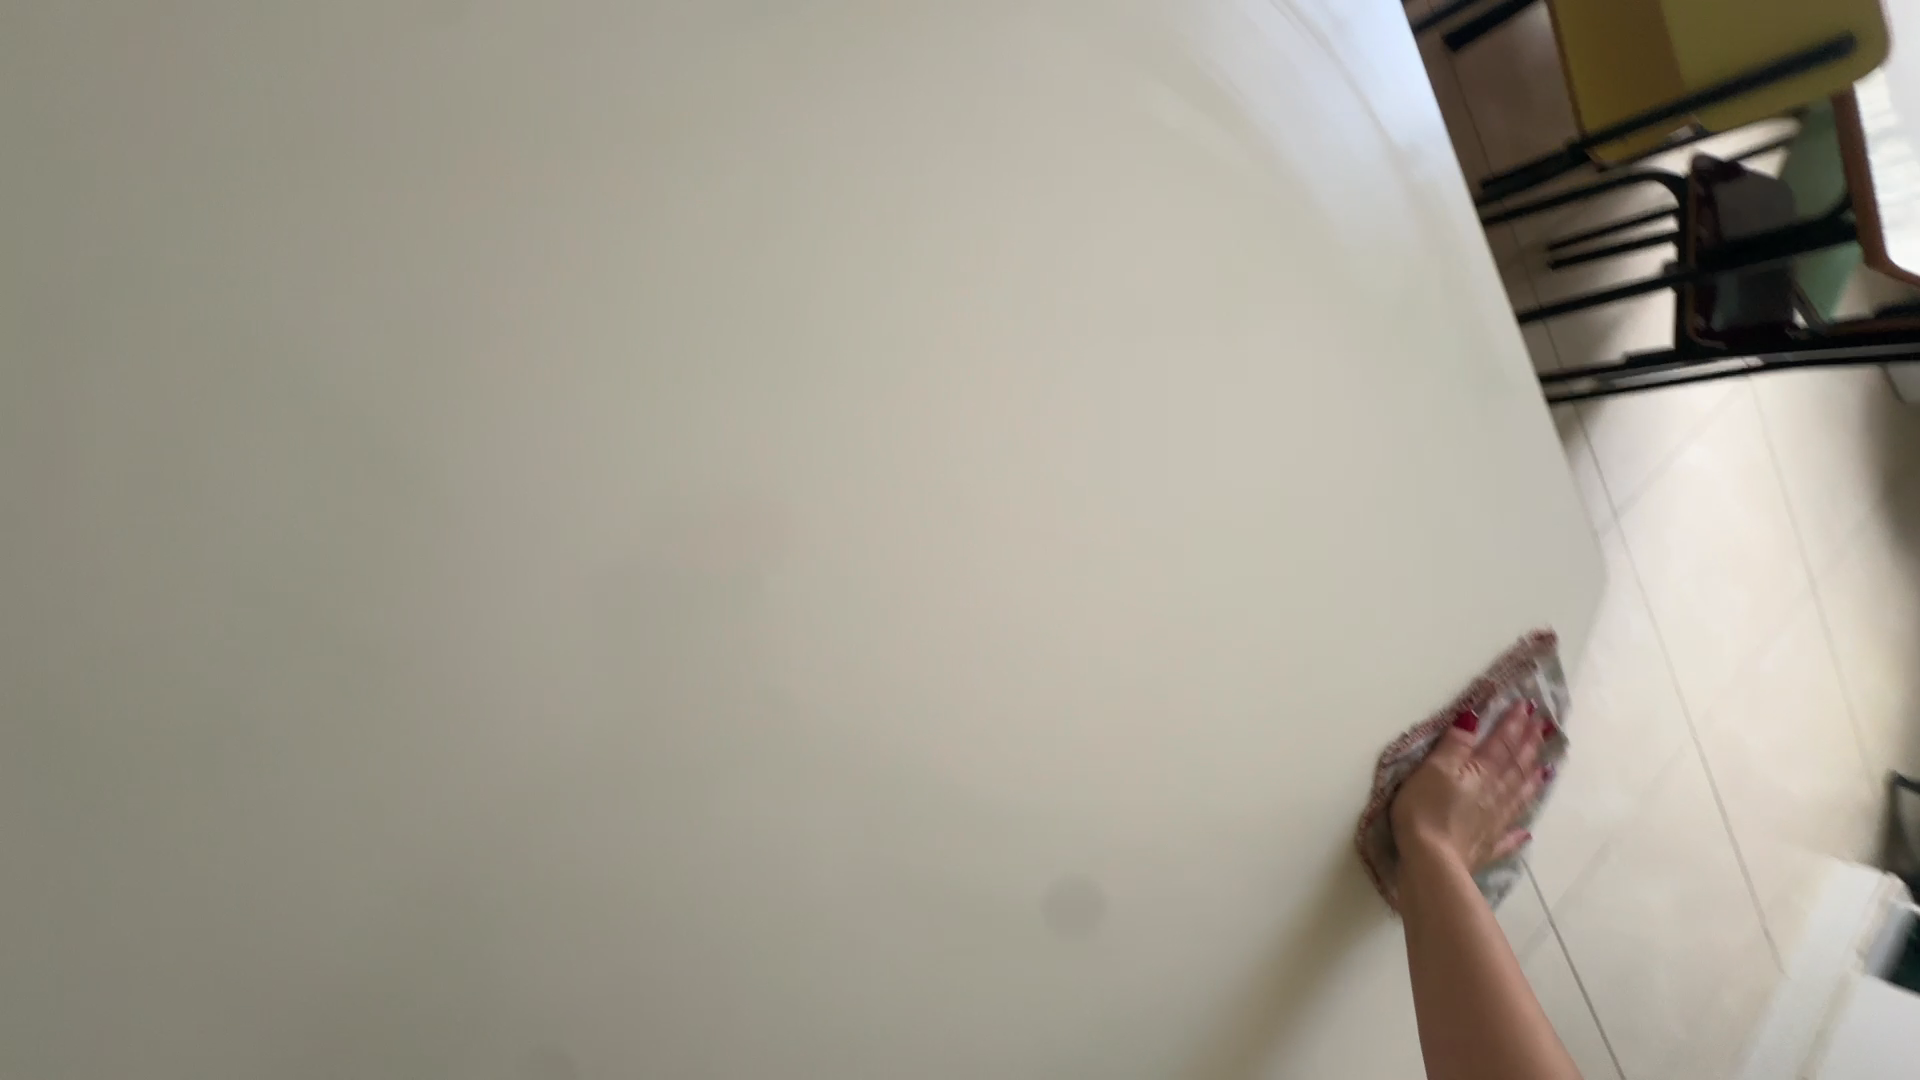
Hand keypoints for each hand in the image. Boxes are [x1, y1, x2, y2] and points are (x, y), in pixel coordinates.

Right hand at [1391, 700, 1552, 873]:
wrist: (1432, 859)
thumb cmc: (1425, 808)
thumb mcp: (1434, 769)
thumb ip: (1454, 744)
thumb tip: (1473, 716)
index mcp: (1481, 773)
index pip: (1501, 743)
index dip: (1514, 724)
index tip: (1530, 706)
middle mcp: (1495, 794)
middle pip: (1516, 766)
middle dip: (1529, 744)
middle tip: (1545, 727)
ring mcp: (1495, 821)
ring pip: (1519, 795)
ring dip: (1533, 779)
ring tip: (1547, 767)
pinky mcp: (1487, 844)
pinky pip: (1509, 835)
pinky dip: (1519, 830)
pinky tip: (1526, 830)